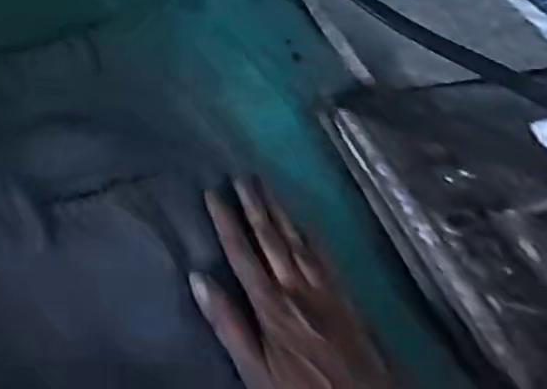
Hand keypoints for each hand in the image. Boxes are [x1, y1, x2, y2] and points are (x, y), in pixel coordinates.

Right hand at [189, 178, 393, 388]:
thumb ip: (228, 324)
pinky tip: (307, 224)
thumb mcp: (256, 371)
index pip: (241, 253)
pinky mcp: (350, 304)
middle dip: (254, 207)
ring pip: (298, 243)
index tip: (212, 192)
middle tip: (242, 176)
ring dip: (280, 213)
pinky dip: (314, 238)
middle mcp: (297, 290)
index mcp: (271, 305)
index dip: (226, 221)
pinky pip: (327, 261)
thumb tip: (197, 276)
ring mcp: (327, 294)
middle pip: (271, 240)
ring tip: (267, 188)